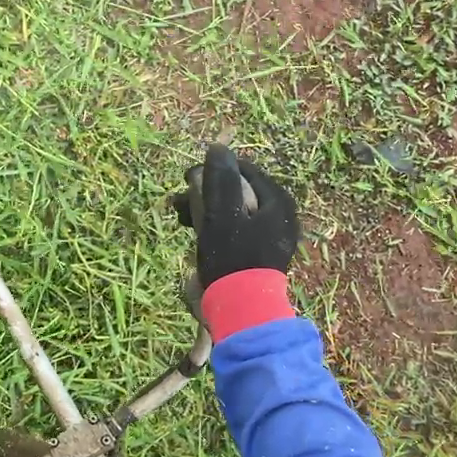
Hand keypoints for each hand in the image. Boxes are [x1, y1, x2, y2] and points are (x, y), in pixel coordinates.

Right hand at [174, 144, 299, 286]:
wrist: (242, 308)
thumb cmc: (232, 258)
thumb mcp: (222, 214)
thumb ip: (220, 179)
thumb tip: (217, 147)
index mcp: (277, 202)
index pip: (242, 170)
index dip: (212, 170)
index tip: (186, 180)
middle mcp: (279, 216)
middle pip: (236, 191)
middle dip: (204, 192)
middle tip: (177, 203)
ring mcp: (269, 237)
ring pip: (231, 210)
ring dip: (204, 209)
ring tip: (181, 218)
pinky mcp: (257, 255)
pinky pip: (232, 229)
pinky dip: (212, 227)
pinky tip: (195, 234)